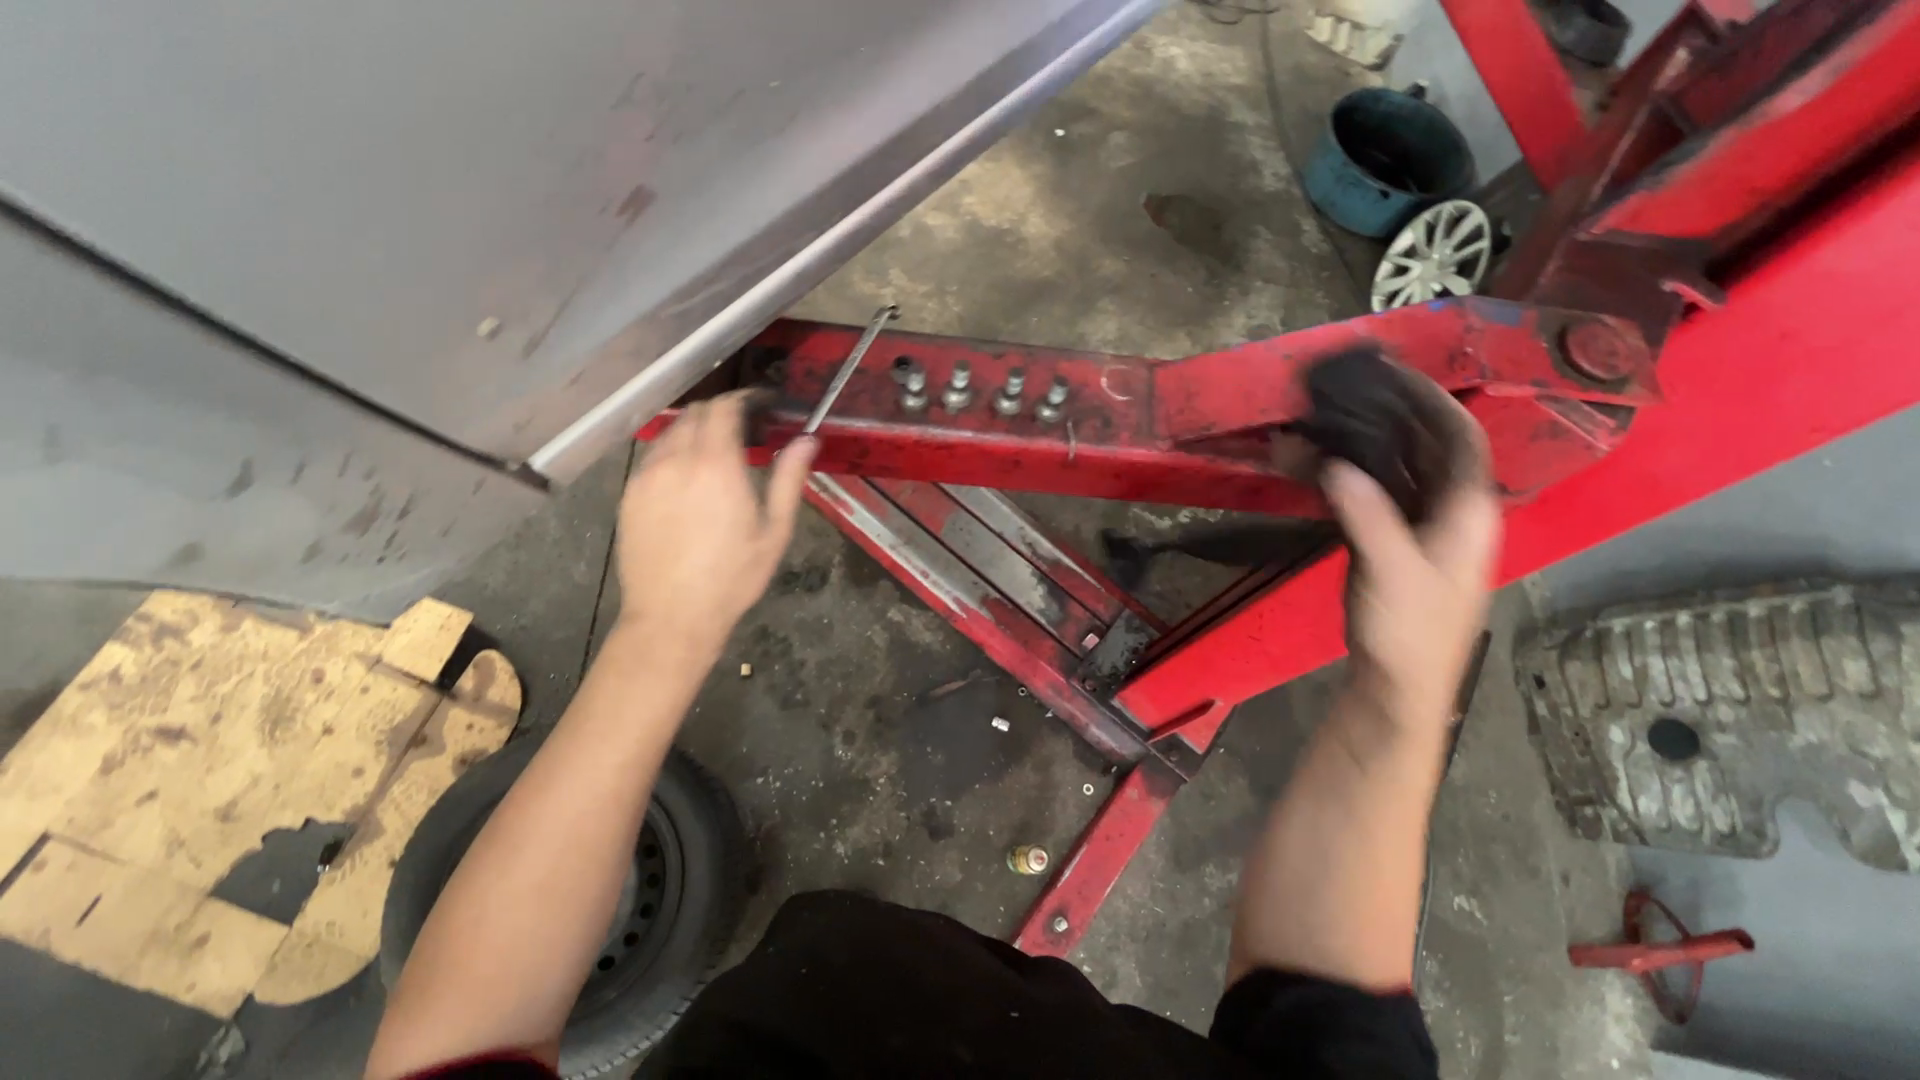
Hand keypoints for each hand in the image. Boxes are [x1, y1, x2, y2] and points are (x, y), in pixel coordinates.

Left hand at [614, 391, 817, 660]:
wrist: (672, 616)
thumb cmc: (732, 578)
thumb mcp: (773, 532)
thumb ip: (788, 479)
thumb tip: (807, 440)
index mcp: (717, 465)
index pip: (724, 407)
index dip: (743, 398)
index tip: (760, 405)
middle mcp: (677, 460)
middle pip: (695, 413)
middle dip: (720, 412)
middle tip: (742, 430)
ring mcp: (647, 475)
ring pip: (670, 432)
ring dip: (695, 430)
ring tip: (714, 452)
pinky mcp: (629, 493)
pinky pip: (653, 457)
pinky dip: (673, 452)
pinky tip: (687, 478)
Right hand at [1323, 386, 1498, 734]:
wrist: (1396, 685)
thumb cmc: (1411, 632)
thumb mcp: (1393, 572)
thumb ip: (1368, 515)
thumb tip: (1335, 465)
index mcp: (1468, 514)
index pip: (1460, 439)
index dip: (1434, 402)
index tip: (1395, 375)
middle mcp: (1447, 511)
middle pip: (1424, 448)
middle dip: (1388, 417)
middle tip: (1347, 389)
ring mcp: (1416, 527)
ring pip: (1392, 471)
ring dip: (1358, 446)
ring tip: (1320, 420)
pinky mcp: (1387, 542)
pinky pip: (1367, 495)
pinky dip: (1341, 477)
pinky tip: (1311, 463)